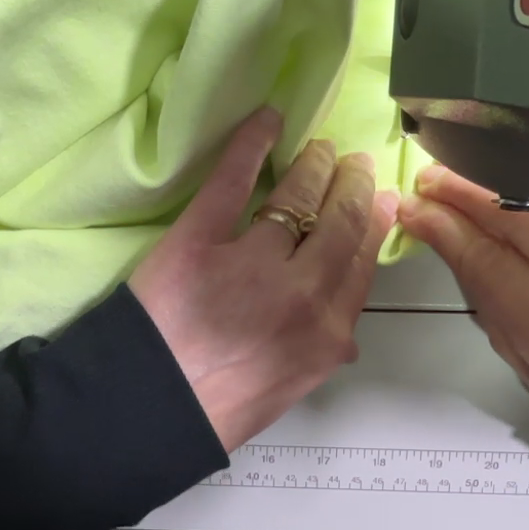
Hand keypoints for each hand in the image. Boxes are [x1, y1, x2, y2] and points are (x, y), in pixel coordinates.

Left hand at [130, 108, 398, 450]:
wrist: (150, 409)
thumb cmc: (218, 408)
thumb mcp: (289, 389)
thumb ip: (320, 354)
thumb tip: (344, 334)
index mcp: (327, 334)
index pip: (362, 263)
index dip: (373, 224)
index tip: (378, 199)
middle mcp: (303, 292)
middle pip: (340, 222)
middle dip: (352, 186)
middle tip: (353, 163)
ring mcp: (253, 262)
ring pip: (296, 197)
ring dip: (314, 166)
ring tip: (320, 149)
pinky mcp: (199, 240)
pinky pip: (231, 181)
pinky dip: (250, 144)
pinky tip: (267, 120)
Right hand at [397, 167, 528, 419]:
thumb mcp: (513, 348)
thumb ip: (479, 287)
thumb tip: (436, 227)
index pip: (489, 262)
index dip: (447, 228)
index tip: (414, 208)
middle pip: (525, 220)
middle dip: (470, 192)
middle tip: (430, 179)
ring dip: (501, 180)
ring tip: (461, 173)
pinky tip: (506, 175)